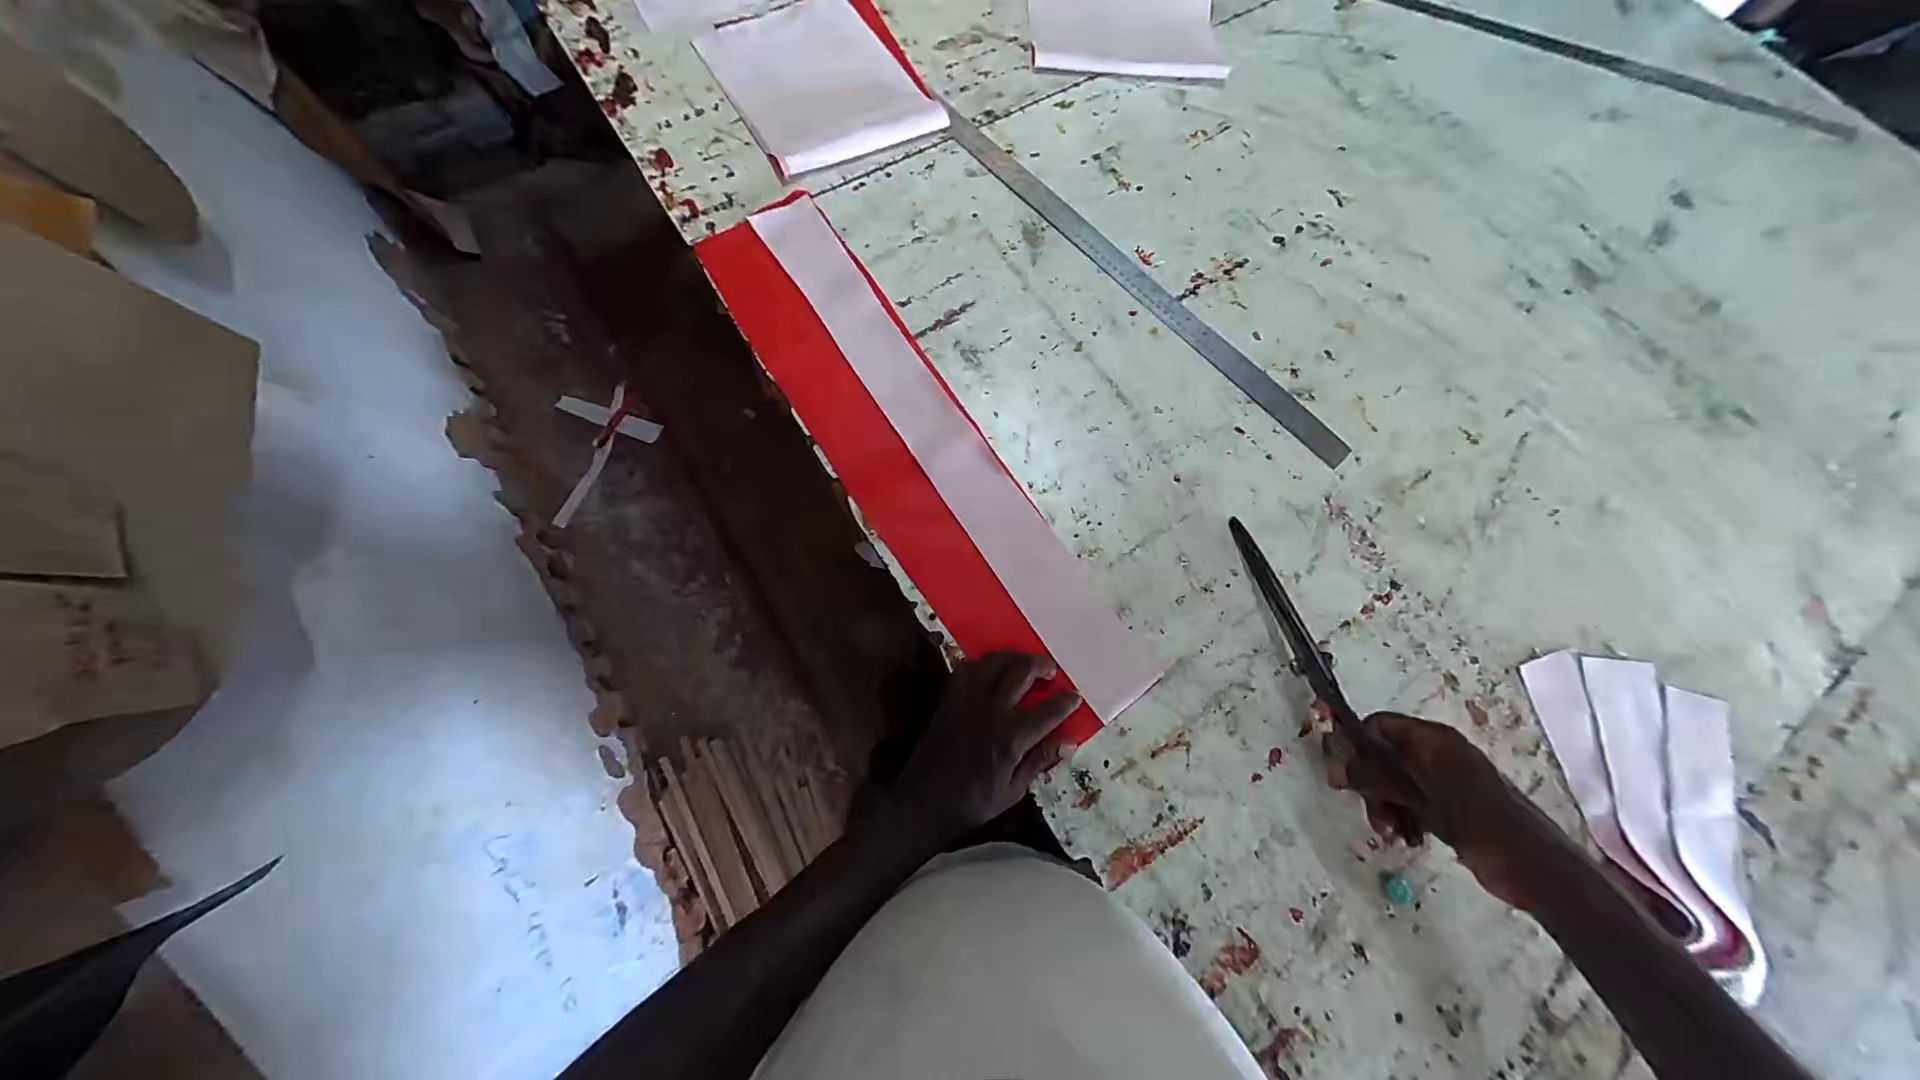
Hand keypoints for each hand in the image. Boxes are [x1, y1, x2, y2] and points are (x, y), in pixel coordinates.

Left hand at [886, 652, 1081, 848]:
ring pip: (994, 661)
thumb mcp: (1012, 791)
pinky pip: (967, 668)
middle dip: (1041, 666)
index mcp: (1011, 737)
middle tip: (1050, 670)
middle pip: (1021, 672)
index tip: (1074, 697)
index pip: (1048, 711)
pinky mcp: (949, 698)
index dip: (1065, 702)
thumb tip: (1068, 741)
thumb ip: (1039, 760)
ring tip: (1023, 662)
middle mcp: (991, 710)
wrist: (923, 800)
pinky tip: (989, 670)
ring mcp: (967, 699)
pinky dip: (982, 663)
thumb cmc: (971, 803)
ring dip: (1013, 657)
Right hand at [1324, 711, 1569, 909]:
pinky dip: (1402, 816)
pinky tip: (1406, 837)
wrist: (1535, 868)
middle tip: (1364, 805)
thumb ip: (1372, 775)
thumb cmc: (1477, 822)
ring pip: (1394, 782)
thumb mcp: (1417, 796)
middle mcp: (1438, 754)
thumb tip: (1335, 764)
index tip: (1341, 769)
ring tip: (1389, 831)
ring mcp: (1445, 781)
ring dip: (1383, 804)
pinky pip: (1412, 802)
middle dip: (1369, 783)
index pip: (1379, 725)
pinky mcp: (1451, 807)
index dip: (1355, 742)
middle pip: (1383, 755)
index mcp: (1433, 741)